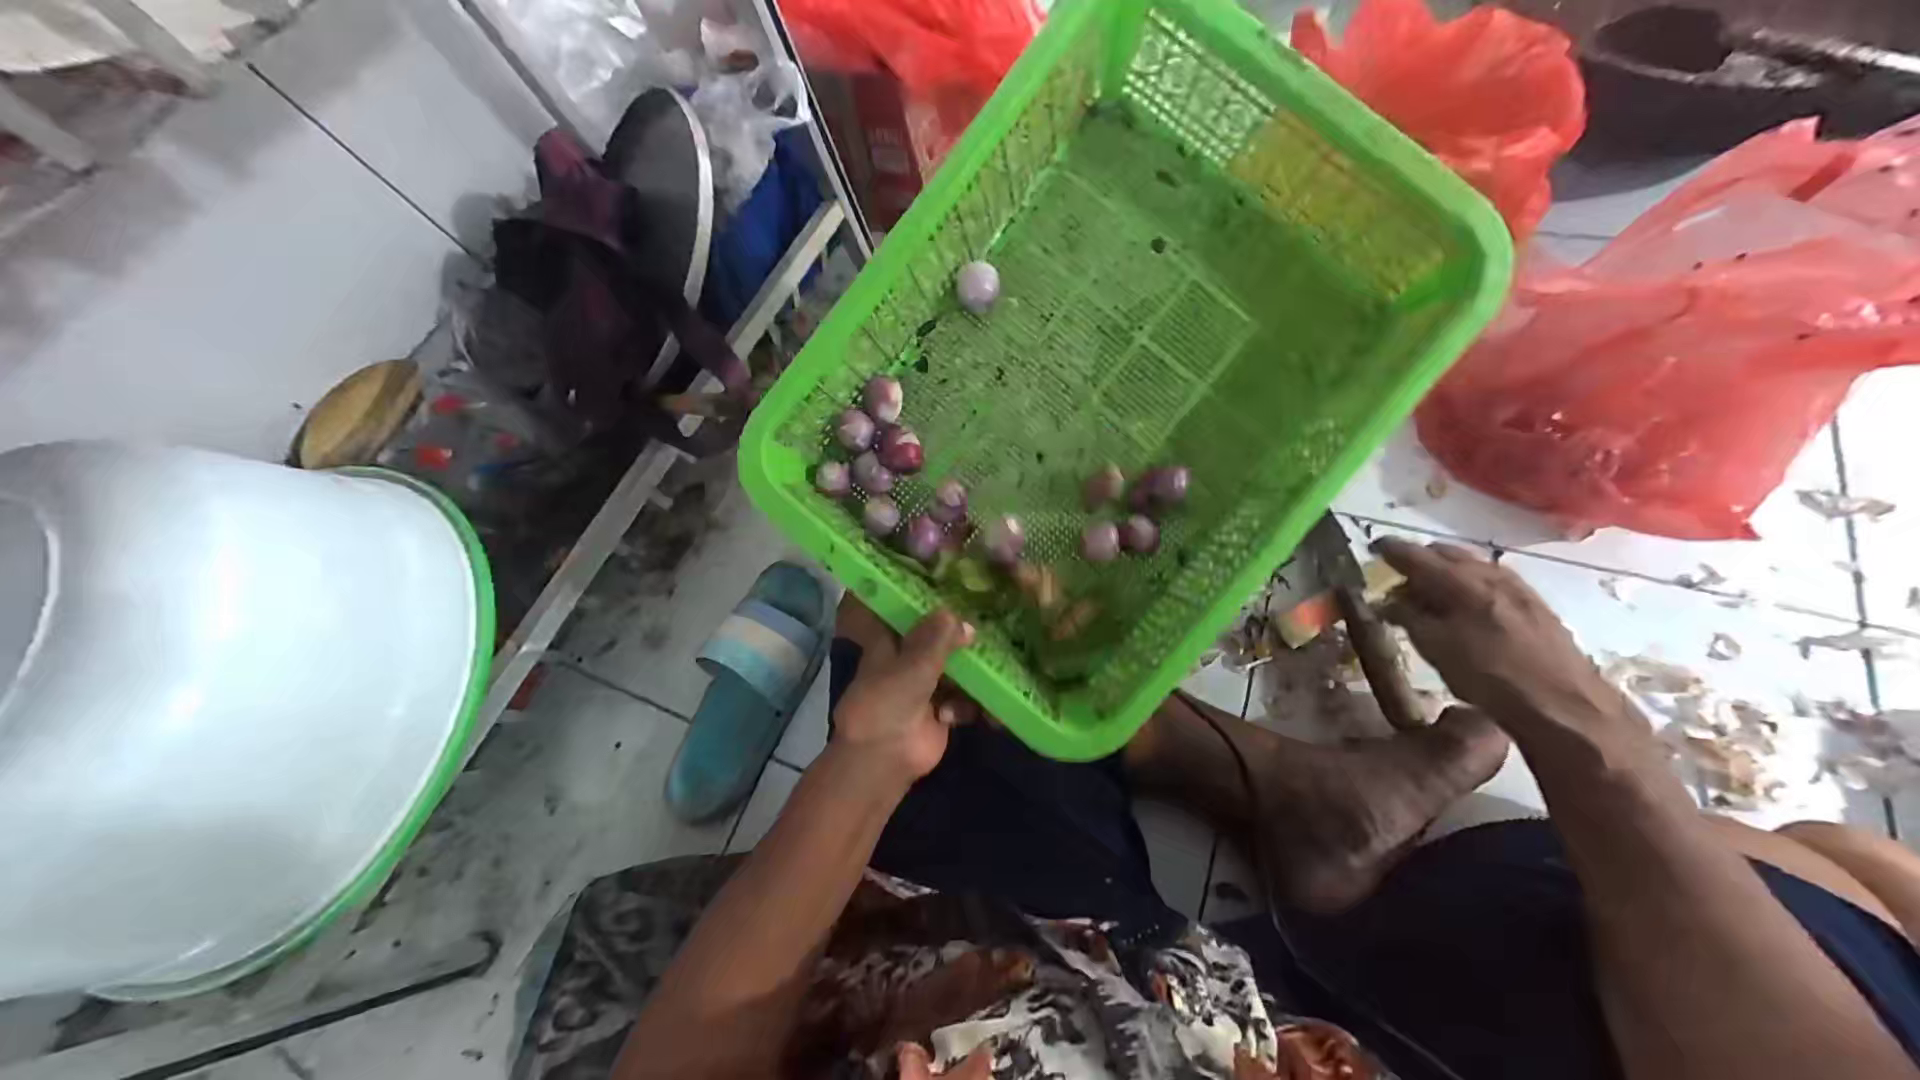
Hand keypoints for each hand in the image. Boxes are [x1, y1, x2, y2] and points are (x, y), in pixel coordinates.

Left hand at [831, 608, 975, 784]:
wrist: (884, 757)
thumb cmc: (889, 701)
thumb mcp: (913, 663)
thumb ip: (939, 638)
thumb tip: (966, 621)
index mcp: (890, 641)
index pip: (907, 611)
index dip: (929, 602)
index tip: (958, 591)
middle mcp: (907, 660)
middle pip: (939, 640)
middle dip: (961, 639)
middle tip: (988, 629)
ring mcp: (926, 687)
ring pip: (957, 670)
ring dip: (971, 676)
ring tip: (987, 675)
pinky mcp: (942, 711)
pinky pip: (965, 699)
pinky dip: (969, 705)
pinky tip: (965, 714)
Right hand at [1374, 539, 1643, 751]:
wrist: (1564, 706)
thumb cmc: (1489, 678)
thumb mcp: (1435, 649)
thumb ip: (1407, 617)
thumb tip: (1386, 601)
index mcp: (1461, 582)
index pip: (1416, 555)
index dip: (1391, 549)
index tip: (1373, 548)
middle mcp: (1491, 576)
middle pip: (1447, 553)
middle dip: (1419, 558)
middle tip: (1398, 574)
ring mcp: (1518, 588)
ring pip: (1473, 564)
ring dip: (1446, 569)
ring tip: (1429, 589)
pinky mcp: (1536, 605)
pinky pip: (1493, 579)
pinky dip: (1470, 581)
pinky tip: (1467, 602)